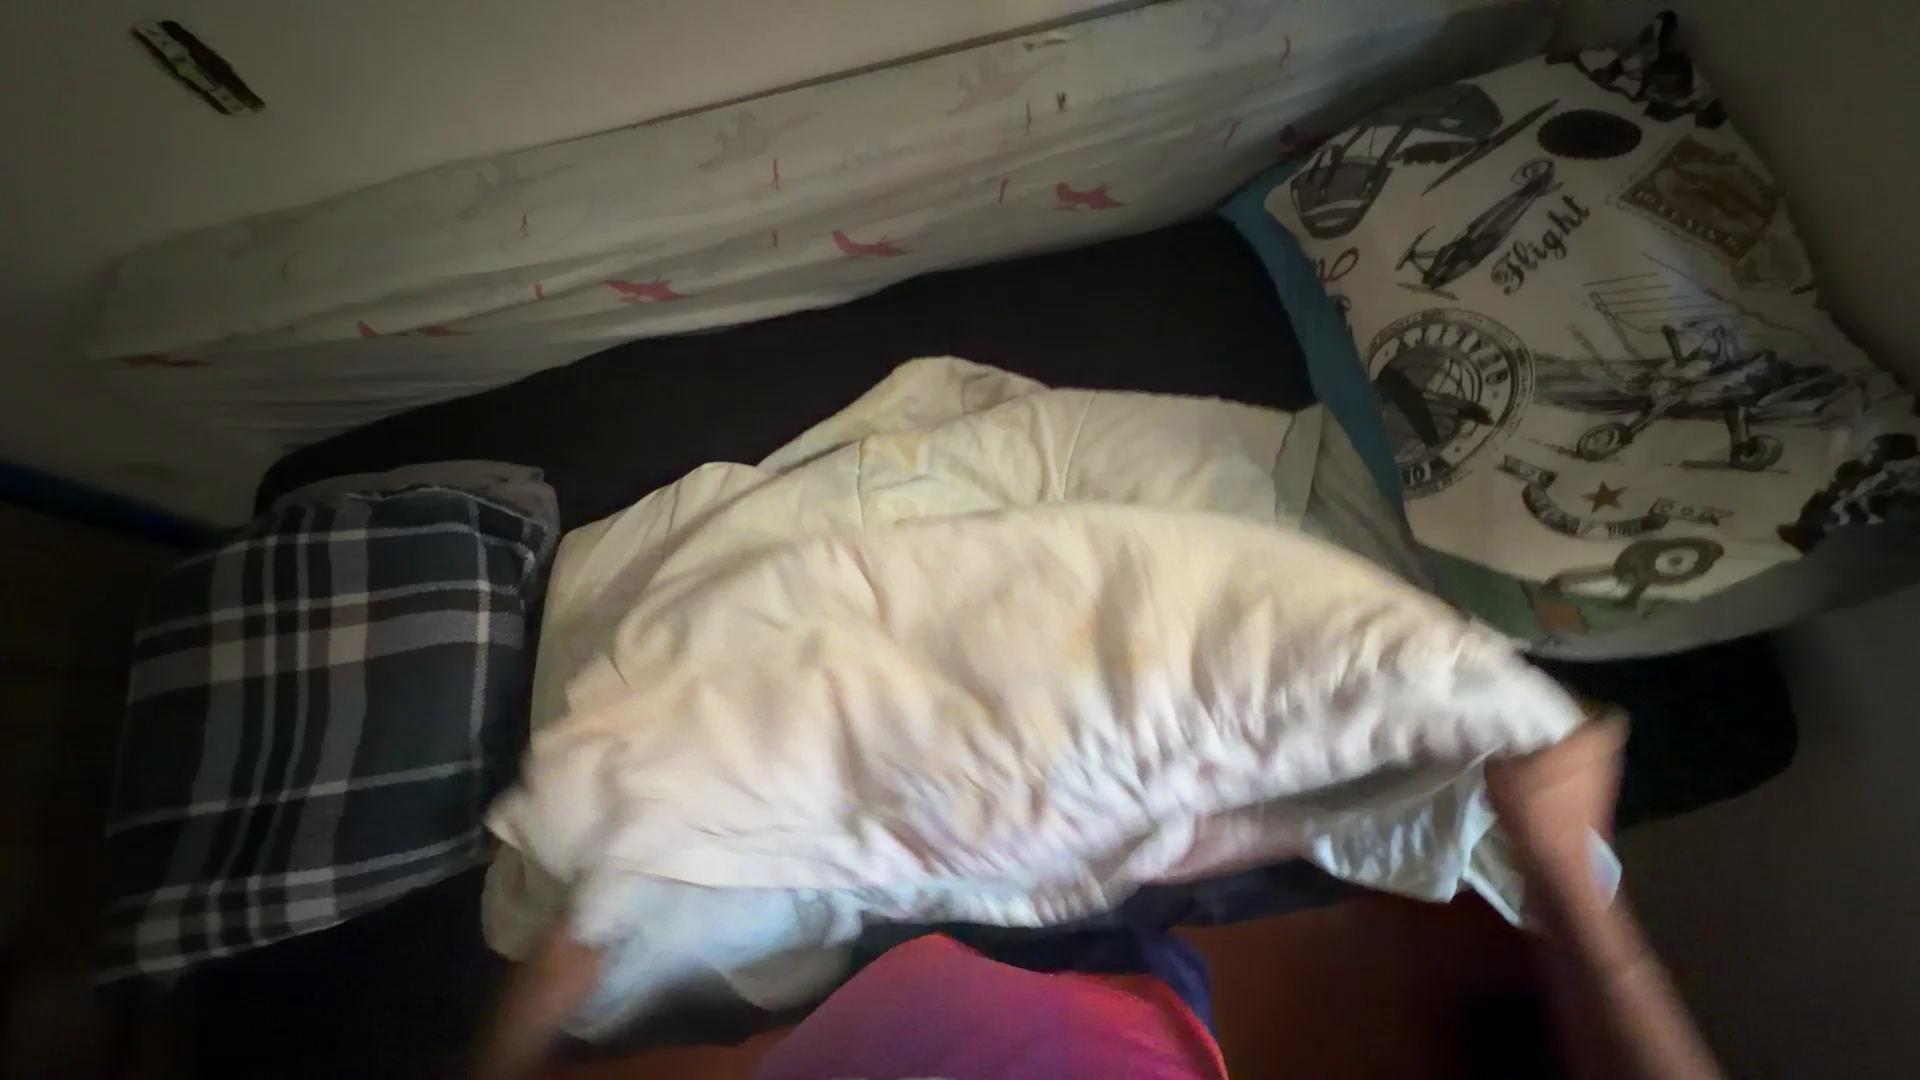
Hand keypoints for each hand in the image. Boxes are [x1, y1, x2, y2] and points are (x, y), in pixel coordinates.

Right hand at [1486, 709, 1626, 907]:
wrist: (1559, 864)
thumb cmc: (1534, 806)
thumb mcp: (1500, 763)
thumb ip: (1493, 734)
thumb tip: (1478, 712)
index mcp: (1590, 738)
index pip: (1586, 703)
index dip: (1561, 695)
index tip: (1530, 692)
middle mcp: (1604, 754)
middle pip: (1579, 723)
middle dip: (1550, 717)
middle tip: (1515, 710)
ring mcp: (1601, 779)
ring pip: (1573, 746)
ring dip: (1549, 741)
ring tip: (1512, 736)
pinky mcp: (1590, 798)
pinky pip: (1570, 767)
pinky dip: (1550, 763)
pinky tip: (1520, 767)